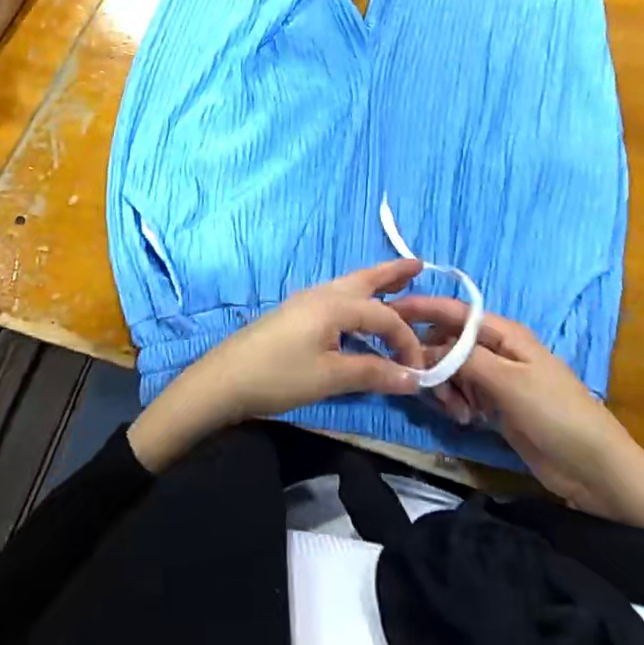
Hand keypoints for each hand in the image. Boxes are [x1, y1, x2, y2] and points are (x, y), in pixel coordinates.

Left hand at [128, 259, 427, 470]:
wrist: (225, 379)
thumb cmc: (279, 376)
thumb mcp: (330, 378)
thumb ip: (373, 373)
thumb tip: (415, 377)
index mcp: (334, 304)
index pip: (384, 317)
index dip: (405, 341)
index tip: (417, 370)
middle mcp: (322, 295)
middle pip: (364, 280)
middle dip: (392, 274)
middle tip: (418, 265)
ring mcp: (305, 302)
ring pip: (348, 287)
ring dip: (374, 284)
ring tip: (396, 282)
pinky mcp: (295, 314)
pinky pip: (337, 299)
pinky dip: (357, 299)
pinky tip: (359, 314)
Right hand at [395, 298, 643, 554]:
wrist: (595, 471)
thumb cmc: (557, 415)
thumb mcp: (509, 382)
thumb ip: (465, 358)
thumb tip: (427, 346)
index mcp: (504, 333)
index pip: (453, 311)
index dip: (420, 308)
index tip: (385, 313)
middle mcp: (497, 349)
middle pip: (447, 341)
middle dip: (431, 359)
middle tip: (426, 386)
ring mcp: (496, 378)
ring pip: (450, 369)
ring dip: (444, 386)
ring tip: (456, 412)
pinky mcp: (495, 405)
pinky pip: (461, 393)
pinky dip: (455, 403)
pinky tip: (464, 420)